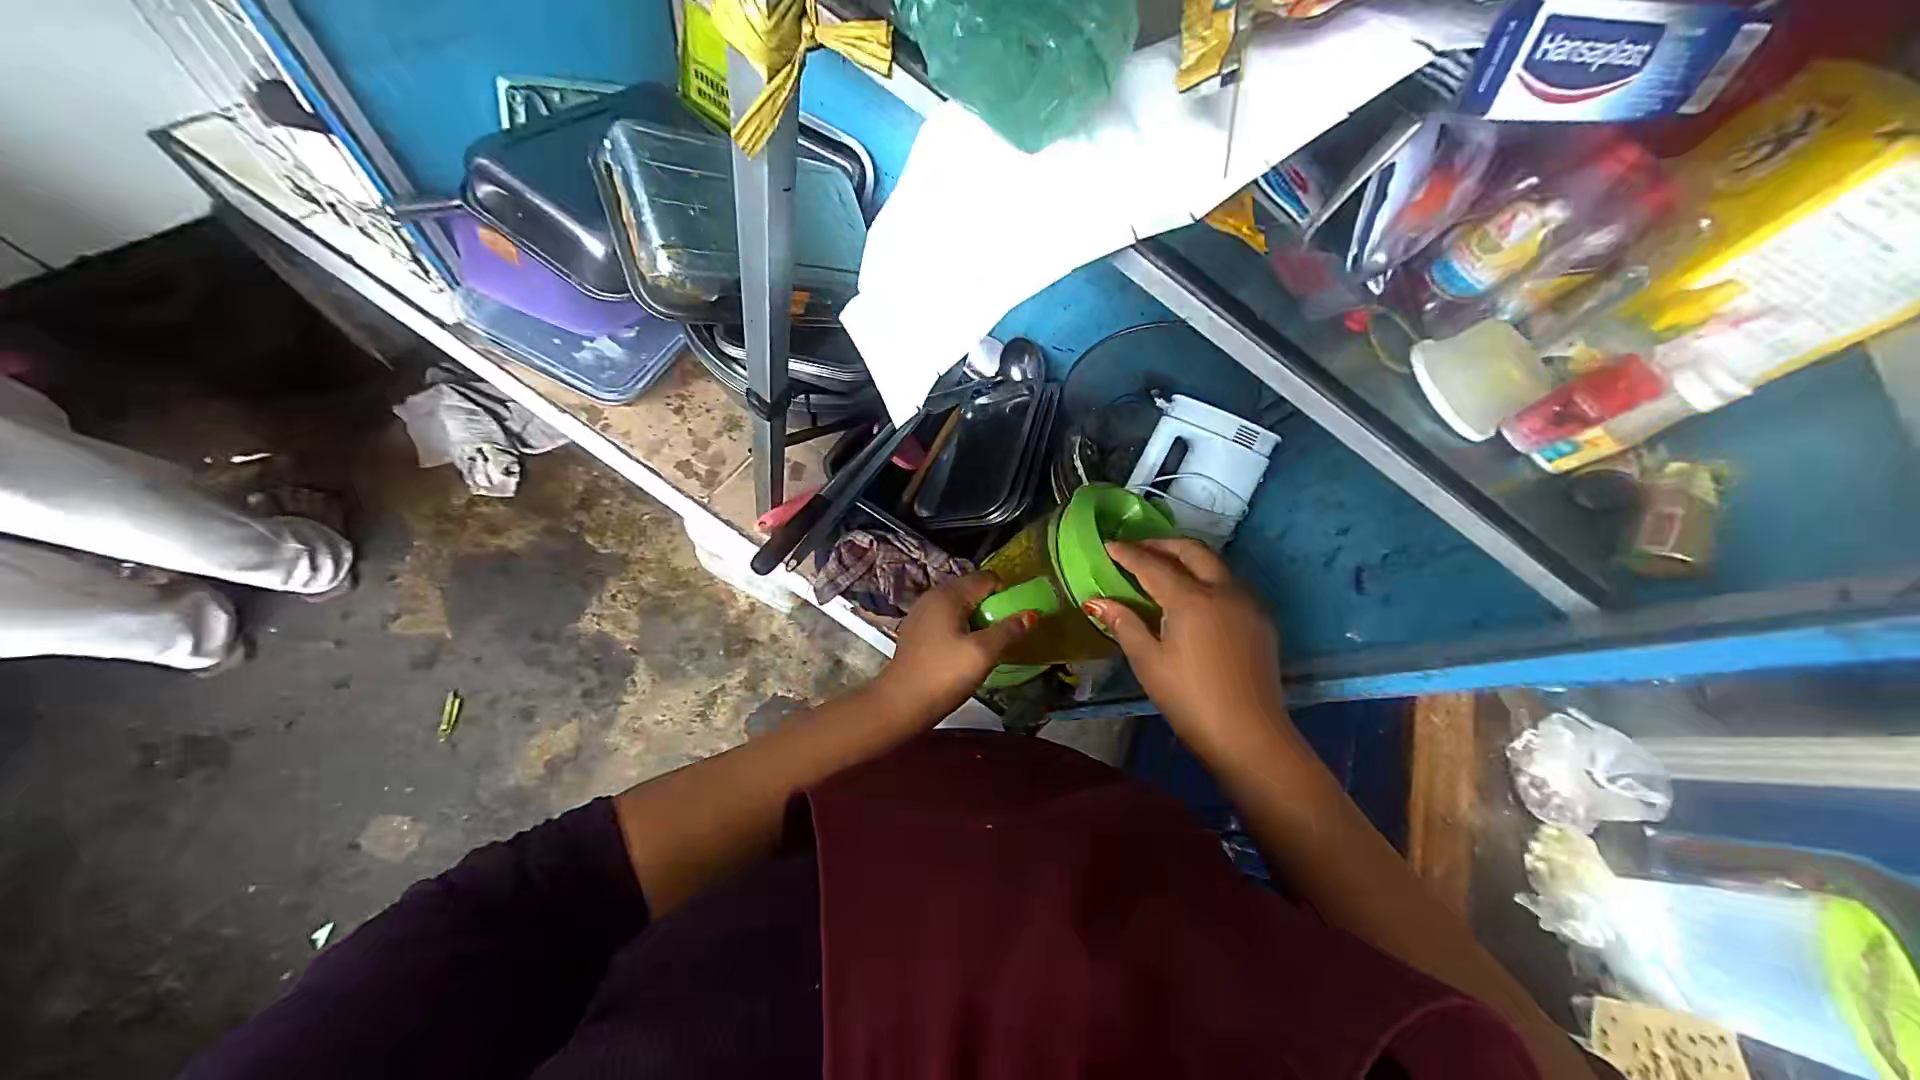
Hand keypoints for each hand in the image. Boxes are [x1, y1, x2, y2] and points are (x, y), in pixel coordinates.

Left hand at [870, 572, 1034, 724]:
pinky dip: (960, 628)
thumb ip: (1008, 631)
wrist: (901, 704)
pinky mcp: (916, 632)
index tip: (1015, 618)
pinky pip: (946, 620)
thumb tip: (1031, 614)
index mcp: (948, 594)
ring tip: (988, 644)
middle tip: (1005, 632)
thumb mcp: (983, 653)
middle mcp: (932, 596)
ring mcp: (921, 614)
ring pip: (958, 606)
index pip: (986, 578)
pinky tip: (965, 651)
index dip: (1006, 593)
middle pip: (971, 590)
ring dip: (977, 619)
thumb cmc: (944, 674)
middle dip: (992, 606)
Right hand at [1084, 539, 1288, 757]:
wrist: (1249, 735)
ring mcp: (1248, 603)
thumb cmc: (1190, 699)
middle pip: (1192, 551)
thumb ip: (1124, 624)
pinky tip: (1193, 593)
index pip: (1154, 565)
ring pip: (1215, 564)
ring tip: (1163, 566)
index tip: (1109, 545)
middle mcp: (1223, 590)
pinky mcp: (1261, 620)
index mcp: (1192, 599)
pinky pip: (1230, 583)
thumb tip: (1097, 601)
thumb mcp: (1148, 662)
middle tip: (1137, 549)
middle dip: (1162, 544)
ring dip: (1187, 557)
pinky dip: (1207, 576)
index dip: (1128, 554)